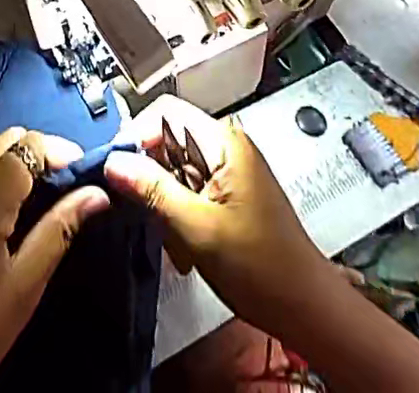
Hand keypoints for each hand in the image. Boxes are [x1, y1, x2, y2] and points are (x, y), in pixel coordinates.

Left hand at [0, 128, 110, 392]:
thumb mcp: (23, 287)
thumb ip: (60, 229)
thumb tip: (98, 192)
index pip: (27, 145)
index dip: (60, 151)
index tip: (82, 174)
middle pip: (3, 142)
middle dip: (37, 155)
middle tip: (63, 188)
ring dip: (11, 170)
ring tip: (34, 209)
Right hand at [106, 98, 418, 392]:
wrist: (303, 305)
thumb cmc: (263, 267)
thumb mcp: (197, 228)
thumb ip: (154, 190)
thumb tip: (115, 163)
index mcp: (225, 142)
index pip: (166, 113)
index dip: (138, 138)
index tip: (119, 171)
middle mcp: (227, 147)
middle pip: (167, 141)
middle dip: (151, 179)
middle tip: (149, 215)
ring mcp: (228, 169)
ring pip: (174, 169)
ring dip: (164, 203)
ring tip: (176, 239)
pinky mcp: (227, 191)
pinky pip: (188, 189)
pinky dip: (179, 215)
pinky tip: (186, 244)